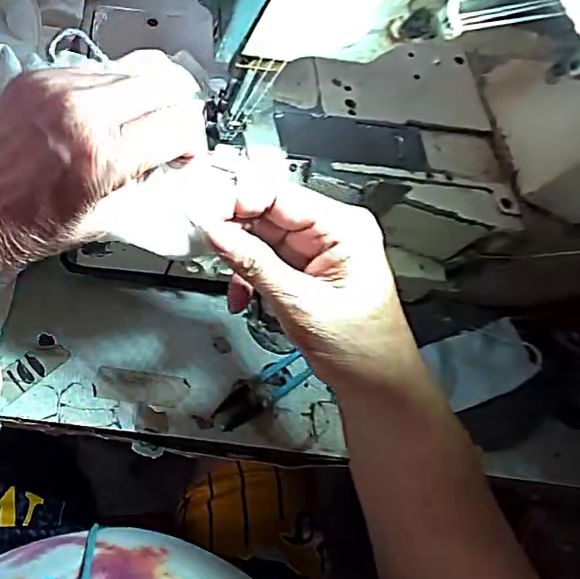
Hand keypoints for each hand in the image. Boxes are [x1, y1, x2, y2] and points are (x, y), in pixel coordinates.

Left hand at [0, 50, 206, 280]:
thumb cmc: (13, 229)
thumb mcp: (90, 227)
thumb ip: (136, 196)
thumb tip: (164, 177)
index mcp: (99, 154)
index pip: (179, 123)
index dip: (192, 142)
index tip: (183, 156)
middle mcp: (81, 109)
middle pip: (164, 82)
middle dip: (175, 111)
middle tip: (165, 137)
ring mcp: (56, 87)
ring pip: (131, 70)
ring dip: (142, 97)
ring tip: (129, 127)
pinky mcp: (36, 78)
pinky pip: (93, 70)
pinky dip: (107, 91)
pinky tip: (96, 117)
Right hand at [200, 180, 424, 389]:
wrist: (374, 382)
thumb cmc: (362, 347)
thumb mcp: (300, 303)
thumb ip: (254, 264)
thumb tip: (219, 233)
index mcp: (345, 228)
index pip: (281, 196)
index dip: (240, 202)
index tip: (208, 216)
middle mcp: (331, 232)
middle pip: (266, 213)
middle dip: (234, 231)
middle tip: (205, 242)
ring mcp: (315, 251)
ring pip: (259, 237)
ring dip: (237, 259)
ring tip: (229, 280)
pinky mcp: (301, 269)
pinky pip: (262, 260)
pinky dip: (245, 276)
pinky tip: (241, 294)